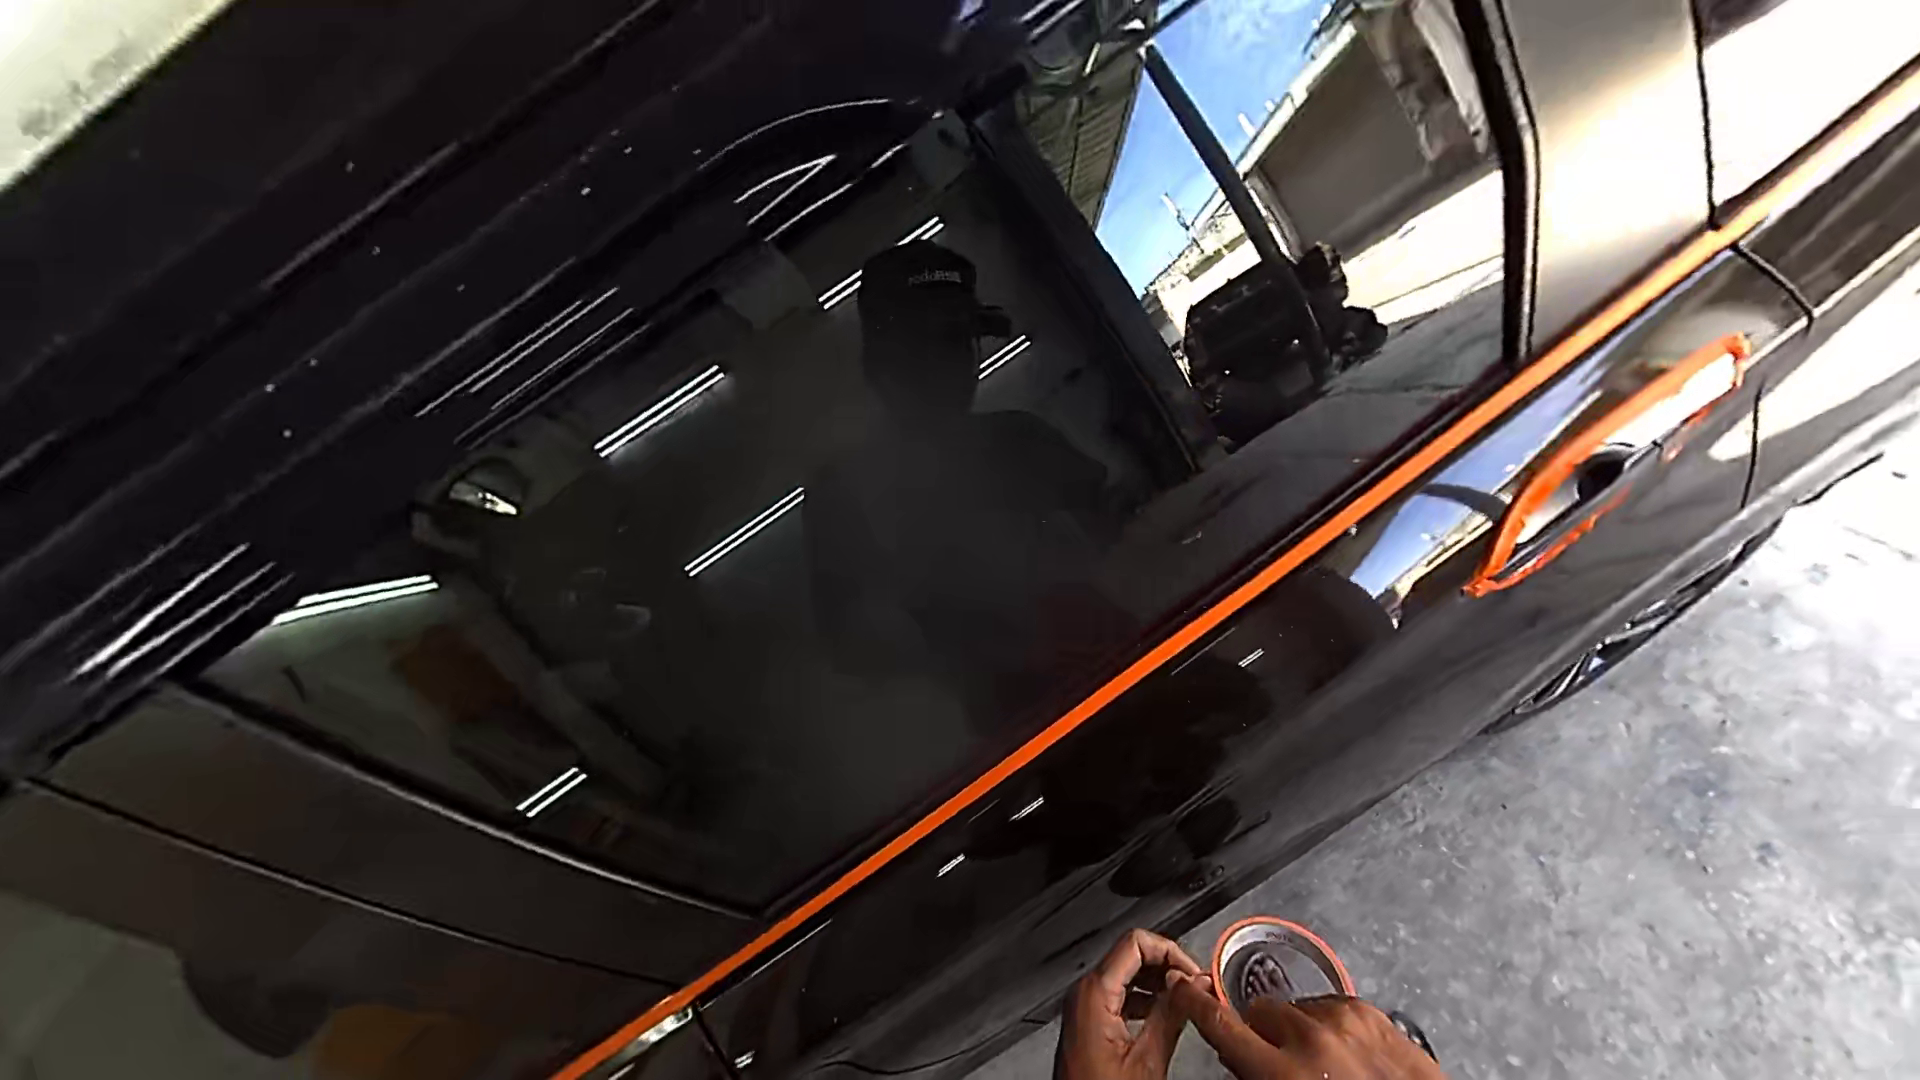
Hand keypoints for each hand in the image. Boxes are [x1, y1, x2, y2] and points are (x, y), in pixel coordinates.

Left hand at [1055, 930, 1204, 1079]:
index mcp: (1094, 990)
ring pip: (1125, 972)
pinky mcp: (1087, 1019)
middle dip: (1166, 965)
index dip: (1169, 951)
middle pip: (1130, 954)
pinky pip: (1118, 993)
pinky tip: (1164, 1014)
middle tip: (1196, 986)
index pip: (1135, 942)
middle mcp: (1084, 989)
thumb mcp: (1147, 1061)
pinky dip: (1143, 997)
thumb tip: (1192, 985)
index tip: (1195, 972)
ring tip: (1186, 1000)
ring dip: (1157, 981)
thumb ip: (1170, 1015)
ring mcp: (1084, 1003)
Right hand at [1165, 978, 1447, 1079]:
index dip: (1195, 1003)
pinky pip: (1329, 1006)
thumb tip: (1235, 1059)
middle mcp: (1309, 1039)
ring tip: (1324, 1065)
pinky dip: (1330, 1026)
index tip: (1183, 987)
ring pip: (1294, 1007)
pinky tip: (1348, 1056)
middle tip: (1279, 1062)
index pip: (1220, 1023)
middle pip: (1258, 1011)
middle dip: (1263, 1032)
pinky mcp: (1370, 1012)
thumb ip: (1256, 1078)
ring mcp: (1342, 1020)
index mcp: (1284, 1075)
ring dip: (1299, 1030)